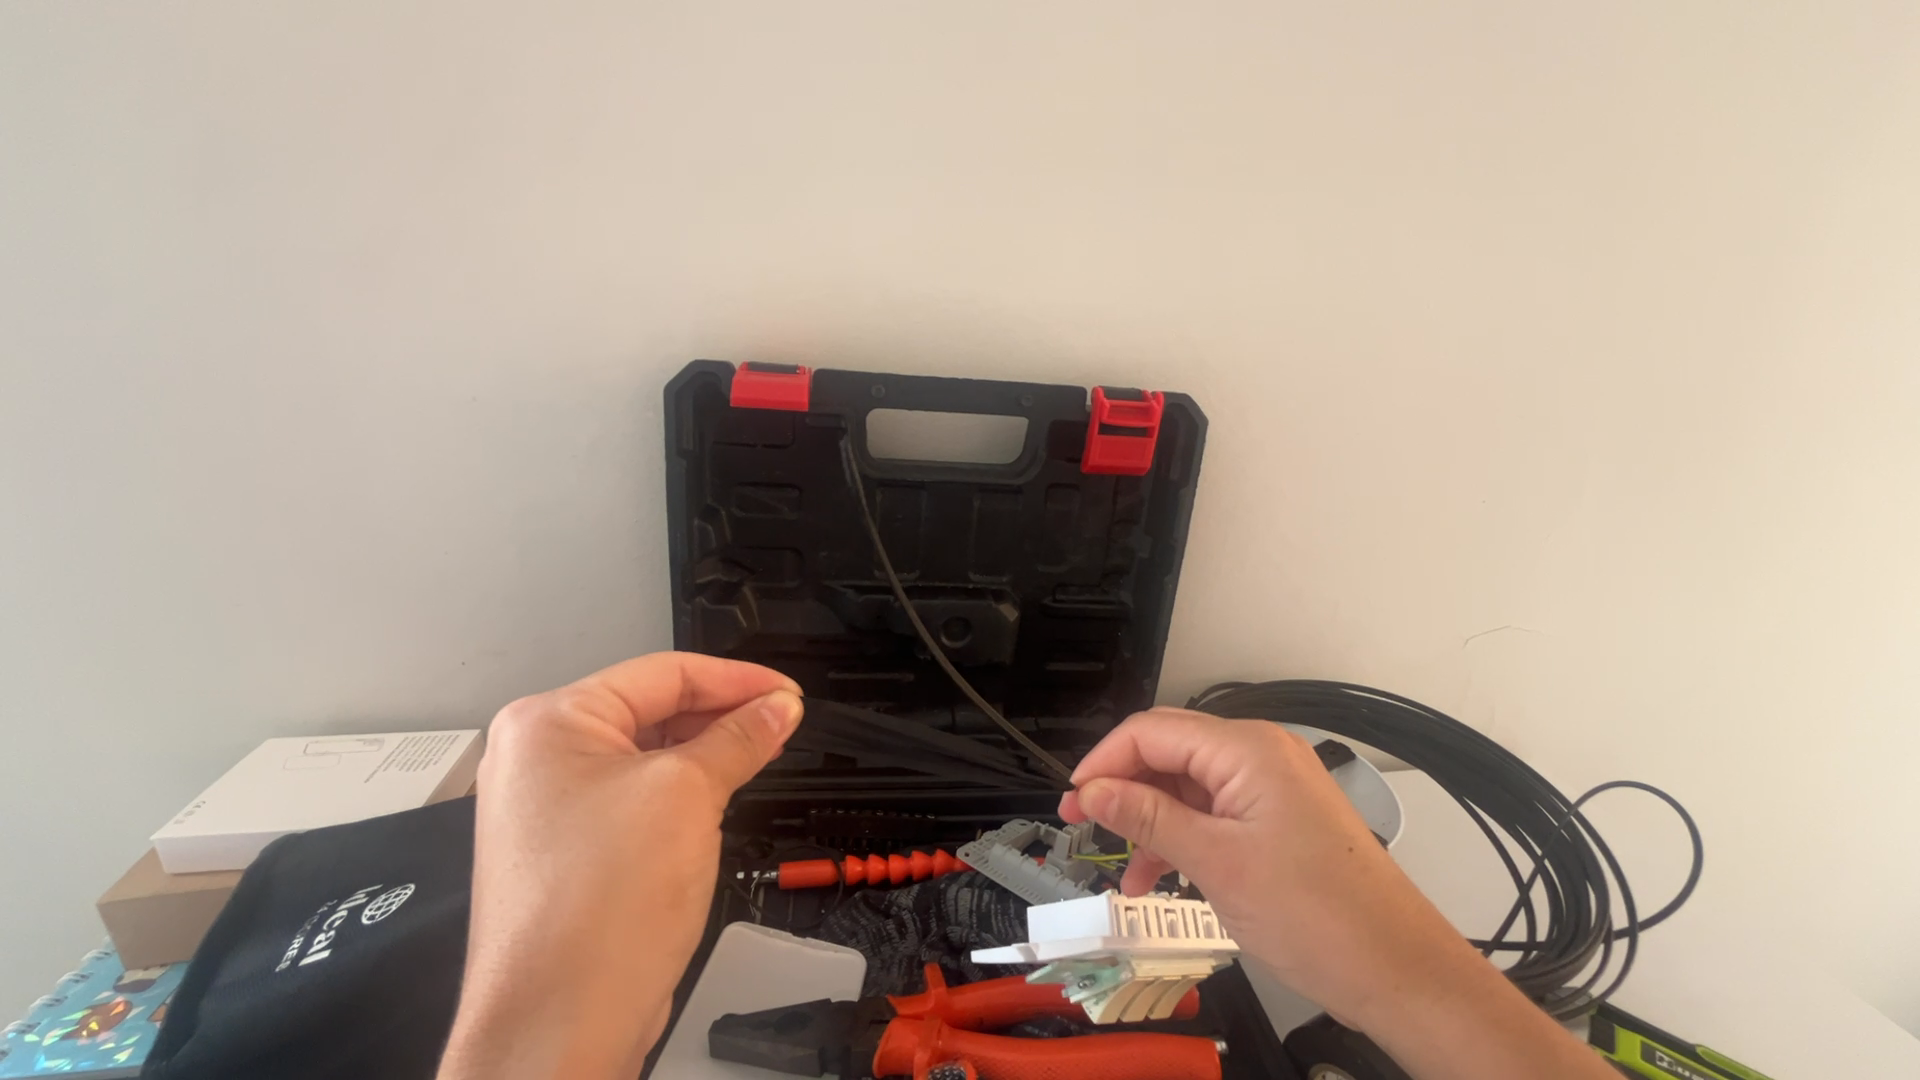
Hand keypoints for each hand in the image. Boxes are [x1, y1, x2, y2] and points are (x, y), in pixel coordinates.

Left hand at [436, 652, 802, 1079]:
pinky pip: (643, 793)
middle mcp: (542, 759)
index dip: (736, 679)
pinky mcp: (576, 846)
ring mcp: (556, 806)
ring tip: (764, 749)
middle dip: (725, 714)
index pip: (663, 674)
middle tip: (782, 720)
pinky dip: (688, 787)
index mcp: (550, 724)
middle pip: (655, 709)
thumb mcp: (688, 793)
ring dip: (711, 750)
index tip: (785, 693)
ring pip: (652, 753)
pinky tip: (726, 788)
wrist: (562, 1027)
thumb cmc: (596, 913)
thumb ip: (740, 738)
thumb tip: (777, 707)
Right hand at [1060, 707, 1617, 1079]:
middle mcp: (1259, 754)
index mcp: (1246, 749)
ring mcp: (1271, 786)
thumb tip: (1090, 790)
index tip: (1072, 800)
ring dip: (1149, 820)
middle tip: (1079, 822)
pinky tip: (1155, 877)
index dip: (1104, 761)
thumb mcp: (1216, 863)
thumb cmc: (1315, 916)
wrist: (1404, 975)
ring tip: (1118, 863)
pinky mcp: (1278, 817)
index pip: (1152, 731)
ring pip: (1187, 785)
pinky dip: (1181, 837)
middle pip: (1168, 752)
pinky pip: (1213, 812)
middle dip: (1121, 785)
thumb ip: (1147, 817)